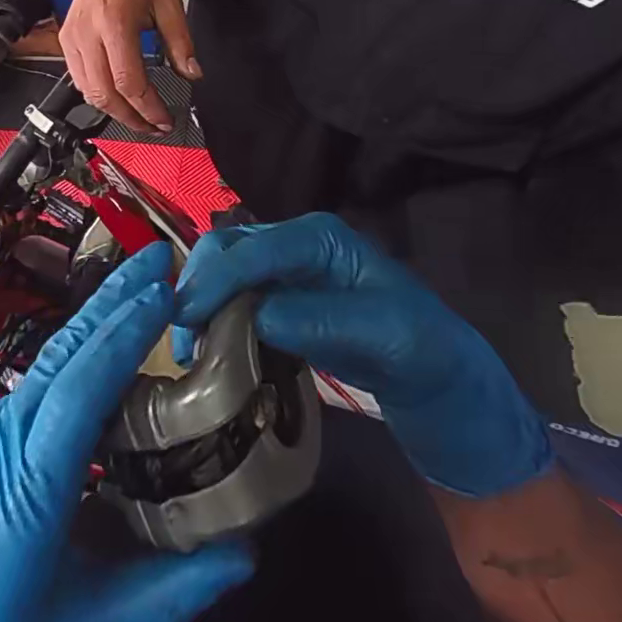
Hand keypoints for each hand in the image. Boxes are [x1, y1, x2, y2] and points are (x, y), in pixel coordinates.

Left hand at [0, 243, 253, 621]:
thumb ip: (166, 592)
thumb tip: (243, 557)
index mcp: (15, 502)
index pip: (75, 394)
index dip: (121, 335)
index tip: (162, 291)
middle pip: (55, 361)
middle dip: (110, 302)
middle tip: (157, 260)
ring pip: (38, 374)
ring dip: (93, 338)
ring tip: (143, 306)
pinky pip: (19, 397)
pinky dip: (65, 377)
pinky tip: (97, 374)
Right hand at [61, 0, 198, 132]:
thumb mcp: (169, 2)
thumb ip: (180, 42)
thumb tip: (191, 73)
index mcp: (115, 23)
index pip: (129, 82)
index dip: (148, 108)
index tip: (164, 120)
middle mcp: (89, 34)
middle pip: (105, 95)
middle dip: (131, 118)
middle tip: (153, 127)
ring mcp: (73, 40)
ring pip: (89, 93)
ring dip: (114, 112)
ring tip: (137, 118)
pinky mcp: (66, 42)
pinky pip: (78, 81)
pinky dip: (97, 96)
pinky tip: (116, 99)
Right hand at [173, 213, 552, 498]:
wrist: (440, 382)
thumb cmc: (424, 351)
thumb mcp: (383, 334)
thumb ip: (319, 320)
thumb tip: (254, 316)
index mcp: (320, 239)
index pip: (253, 249)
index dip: (215, 280)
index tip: (186, 319)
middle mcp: (295, 245)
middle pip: (227, 250)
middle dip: (198, 286)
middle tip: (182, 335)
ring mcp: (284, 273)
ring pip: (223, 273)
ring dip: (199, 303)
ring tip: (189, 348)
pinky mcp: (279, 301)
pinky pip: (233, 300)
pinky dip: (213, 319)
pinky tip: (206, 347)